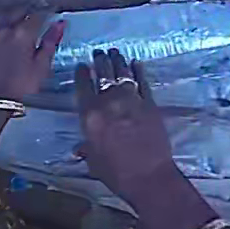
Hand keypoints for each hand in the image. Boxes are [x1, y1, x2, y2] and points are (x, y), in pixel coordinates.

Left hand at [0, 11, 66, 101]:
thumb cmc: (22, 84)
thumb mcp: (42, 65)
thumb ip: (51, 42)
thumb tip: (60, 24)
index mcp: (25, 35)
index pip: (38, 16)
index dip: (46, 11)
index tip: (52, 9)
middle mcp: (7, 31)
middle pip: (18, 12)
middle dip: (28, 9)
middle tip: (36, 10)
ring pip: (0, 16)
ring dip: (9, 11)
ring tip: (15, 10)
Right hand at [76, 50, 191, 228]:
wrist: (149, 176)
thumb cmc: (116, 173)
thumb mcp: (94, 160)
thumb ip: (87, 148)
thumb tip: (79, 149)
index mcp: (90, 114)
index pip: (83, 85)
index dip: (82, 72)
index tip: (82, 65)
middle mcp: (109, 101)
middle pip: (104, 73)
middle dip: (100, 60)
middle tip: (99, 52)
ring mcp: (131, 99)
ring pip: (123, 72)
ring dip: (118, 60)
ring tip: (115, 52)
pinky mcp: (150, 102)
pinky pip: (143, 81)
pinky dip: (139, 70)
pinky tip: (136, 63)